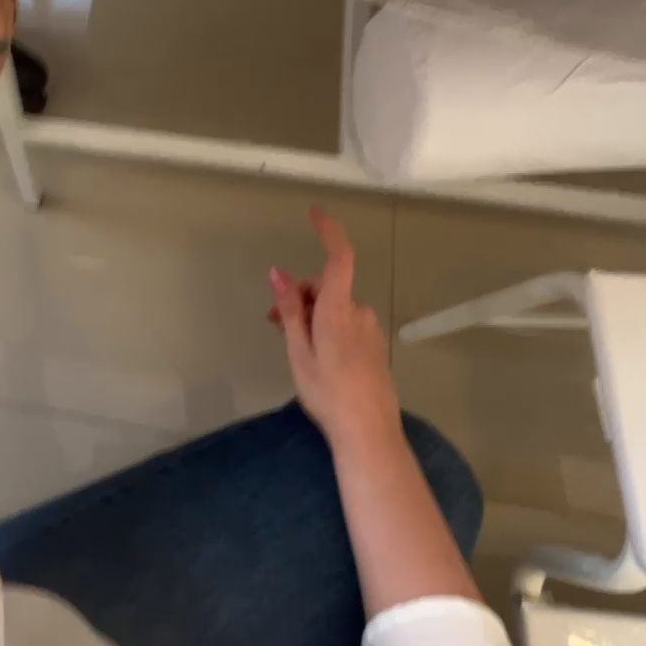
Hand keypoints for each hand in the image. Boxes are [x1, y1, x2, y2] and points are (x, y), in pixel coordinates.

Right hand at [269, 207, 402, 451]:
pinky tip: (315, 356)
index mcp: (338, 309)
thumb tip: (278, 274)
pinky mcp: (374, 345)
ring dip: (310, 315)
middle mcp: (359, 312)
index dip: (328, 231)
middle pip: (326, 286)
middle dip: (298, 296)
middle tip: (272, 322)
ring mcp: (370, 329)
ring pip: (333, 307)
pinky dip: (325, 327)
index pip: (339, 258)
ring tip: (292, 346)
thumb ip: (290, 310)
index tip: (315, 212)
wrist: (368, 433)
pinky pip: (345, 323)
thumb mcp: (298, 351)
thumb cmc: (327, 392)